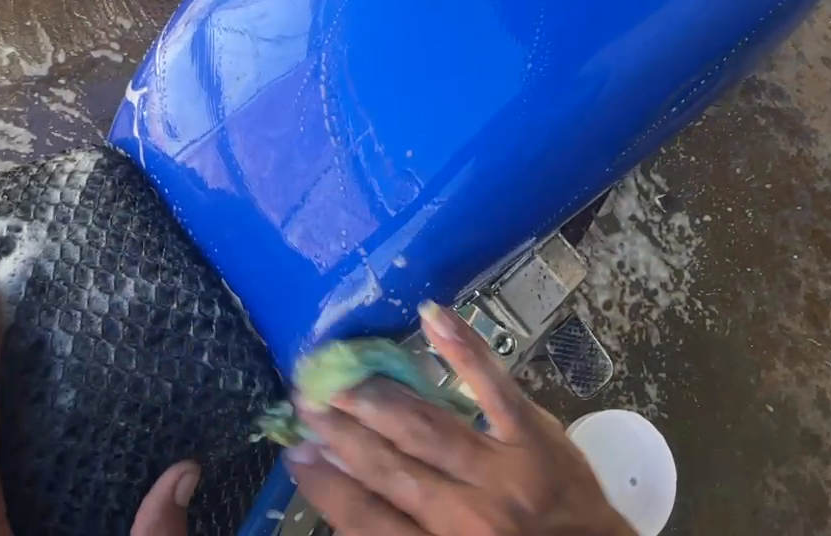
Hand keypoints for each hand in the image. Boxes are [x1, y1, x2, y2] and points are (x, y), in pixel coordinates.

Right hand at [287, 304, 633, 535]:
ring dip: (378, 397)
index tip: (296, 453)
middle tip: (306, 399)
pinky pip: (492, 385)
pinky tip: (431, 316)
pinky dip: (461, 348)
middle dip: (342, 431)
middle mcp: (462, 518)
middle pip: (389, 467)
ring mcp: (500, 470)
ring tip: (341, 375)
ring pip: (426, 427)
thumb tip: (355, 493)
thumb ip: (409, 533)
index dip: (326, 485)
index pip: (366, 521)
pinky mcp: (533, 433)